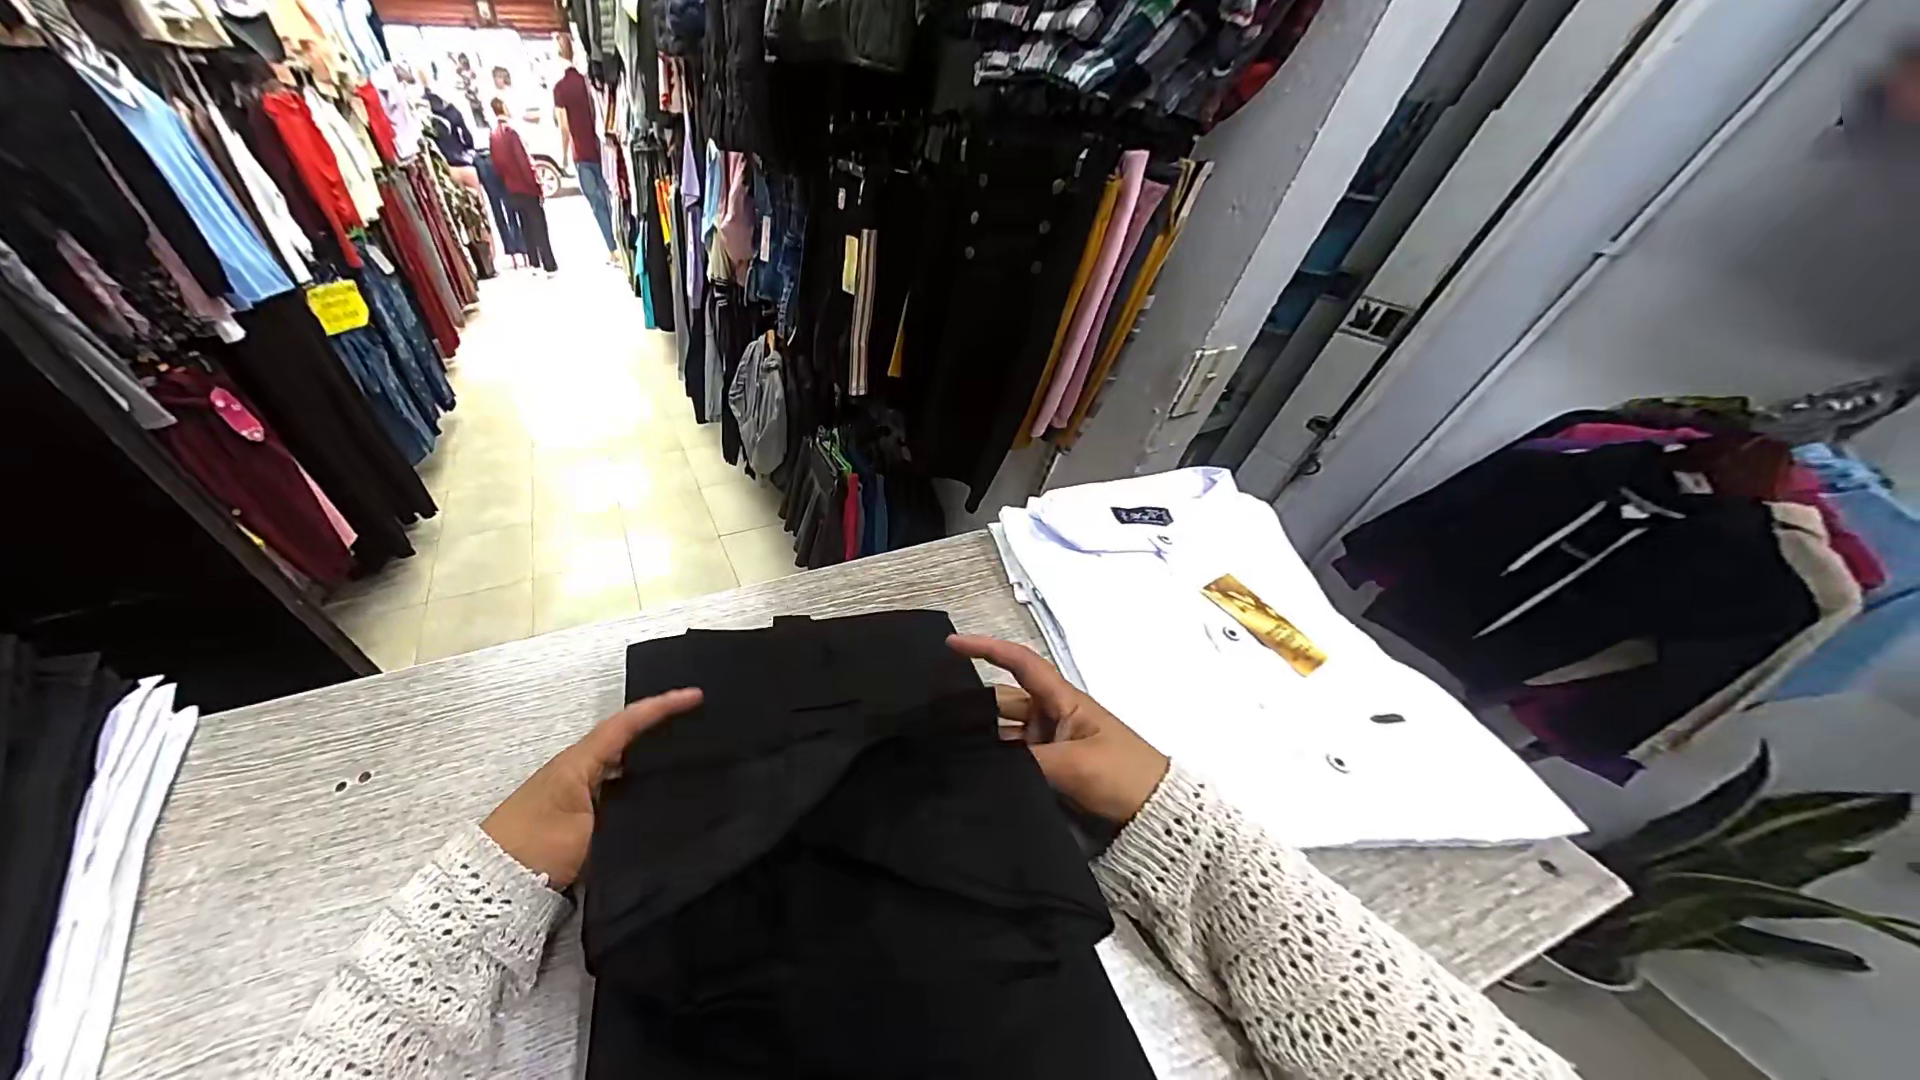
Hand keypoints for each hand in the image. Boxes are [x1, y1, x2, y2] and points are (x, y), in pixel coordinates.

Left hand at [482, 688, 701, 886]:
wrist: (485, 889)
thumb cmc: (534, 850)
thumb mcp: (587, 833)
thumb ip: (627, 813)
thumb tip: (665, 804)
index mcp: (579, 761)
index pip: (627, 723)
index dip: (662, 707)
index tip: (695, 696)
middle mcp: (578, 767)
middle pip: (626, 734)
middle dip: (661, 722)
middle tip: (698, 716)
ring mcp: (576, 788)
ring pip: (623, 759)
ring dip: (652, 750)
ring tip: (689, 748)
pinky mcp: (577, 810)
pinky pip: (618, 781)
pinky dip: (641, 776)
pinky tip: (661, 787)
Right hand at [948, 635, 1167, 823]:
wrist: (1154, 815)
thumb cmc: (1122, 774)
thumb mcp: (1076, 764)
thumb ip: (1028, 762)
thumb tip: (985, 762)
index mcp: (1063, 699)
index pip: (1020, 663)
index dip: (987, 648)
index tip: (952, 643)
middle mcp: (1051, 715)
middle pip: (1004, 700)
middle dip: (973, 703)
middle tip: (932, 713)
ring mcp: (1048, 743)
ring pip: (1004, 732)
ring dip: (981, 737)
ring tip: (940, 744)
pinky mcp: (1048, 769)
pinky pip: (1013, 758)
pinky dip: (994, 761)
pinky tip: (968, 769)